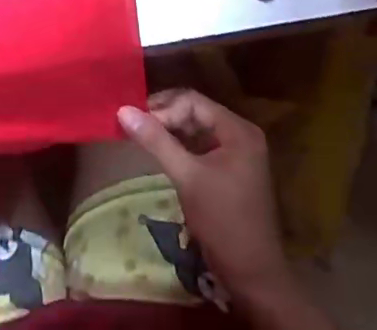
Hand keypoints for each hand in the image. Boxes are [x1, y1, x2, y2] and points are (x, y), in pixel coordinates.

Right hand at [119, 90, 322, 325]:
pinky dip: (182, 146)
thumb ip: (156, 141)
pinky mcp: (232, 169)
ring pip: (198, 129)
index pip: (193, 101)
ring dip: (171, 131)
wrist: (253, 275)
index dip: (163, 109)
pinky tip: (162, 153)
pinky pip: (203, 146)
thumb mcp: (186, 177)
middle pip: (196, 112)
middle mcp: (241, 134)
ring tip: (144, 139)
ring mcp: (239, 152)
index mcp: (238, 130)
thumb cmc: (222, 221)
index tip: (138, 124)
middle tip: (136, 128)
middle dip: (165, 117)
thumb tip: (123, 110)